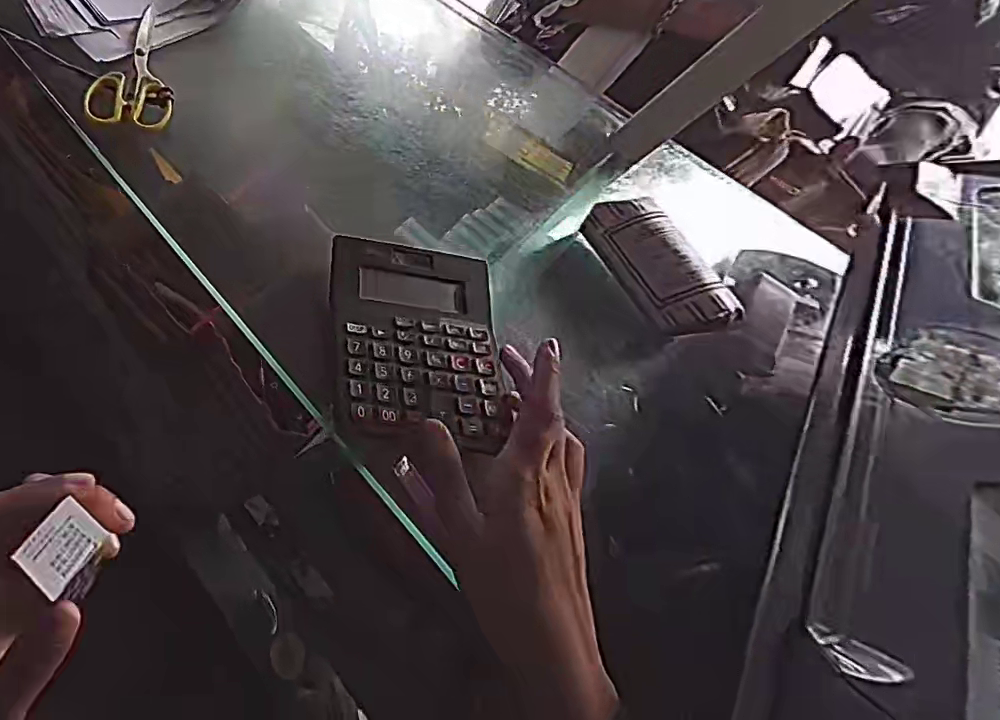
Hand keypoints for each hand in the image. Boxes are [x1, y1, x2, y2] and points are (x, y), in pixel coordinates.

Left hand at [0, 473, 134, 718]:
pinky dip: (76, 538)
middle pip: (19, 511)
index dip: (37, 494)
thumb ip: (30, 662)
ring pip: (32, 522)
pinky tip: (99, 549)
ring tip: (114, 527)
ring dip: (77, 515)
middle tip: (117, 513)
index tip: (87, 490)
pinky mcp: (13, 593)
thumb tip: (70, 610)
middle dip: (71, 500)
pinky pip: (44, 546)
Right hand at [407, 340, 616, 719]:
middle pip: (553, 420)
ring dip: (545, 412)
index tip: (546, 346)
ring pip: (564, 442)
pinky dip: (550, 441)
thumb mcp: (460, 531)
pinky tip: (533, 455)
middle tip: (511, 362)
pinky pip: (566, 465)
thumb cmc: (506, 590)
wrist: (558, 652)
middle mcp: (554, 484)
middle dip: (536, 384)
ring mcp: (568, 504)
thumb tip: (428, 424)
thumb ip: (442, 475)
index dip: (543, 376)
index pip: (540, 414)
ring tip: (518, 401)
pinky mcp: (572, 523)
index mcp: (526, 479)